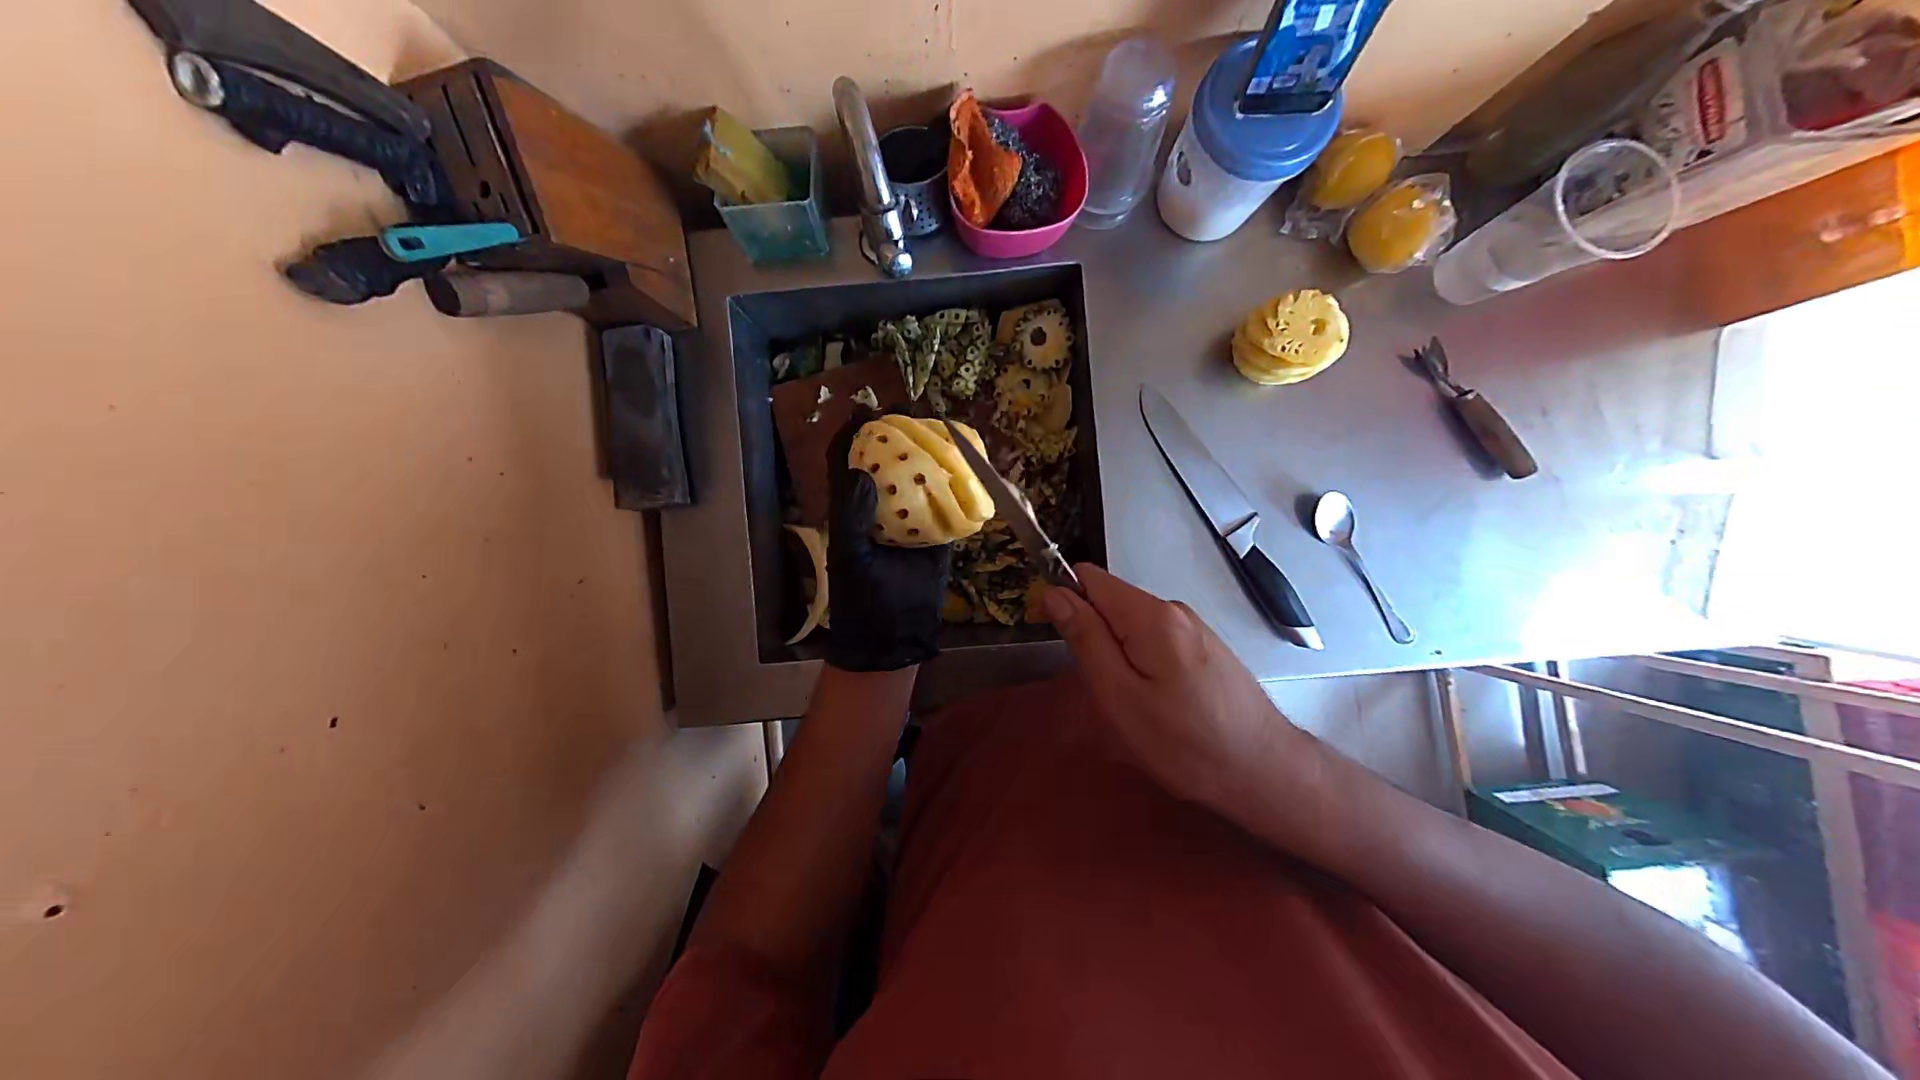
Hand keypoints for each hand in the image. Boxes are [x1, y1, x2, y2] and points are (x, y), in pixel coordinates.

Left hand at [823, 414, 951, 671]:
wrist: (894, 636)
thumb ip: (852, 517)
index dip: (851, 435)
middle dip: (896, 436)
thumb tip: (861, 472)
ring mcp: (908, 522)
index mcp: (850, 512)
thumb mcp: (851, 558)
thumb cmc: (863, 600)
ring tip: (941, 430)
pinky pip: (944, 505)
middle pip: (884, 464)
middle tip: (912, 412)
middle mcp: (878, 511)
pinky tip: (966, 468)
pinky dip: (953, 486)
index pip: (845, 464)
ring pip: (916, 480)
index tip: (864, 409)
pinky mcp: (935, 536)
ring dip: (926, 455)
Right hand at [1042, 564, 1298, 805]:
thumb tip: (1055, 593)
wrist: (1265, 772)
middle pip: (1112, 602)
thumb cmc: (1185, 743)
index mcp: (1151, 615)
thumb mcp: (1119, 695)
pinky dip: (1141, 663)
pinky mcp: (1206, 648)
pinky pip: (1155, 641)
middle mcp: (1175, 610)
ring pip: (1132, 625)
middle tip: (1098, 689)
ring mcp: (1195, 628)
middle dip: (1092, 635)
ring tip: (1129, 703)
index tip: (1052, 635)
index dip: (1062, 599)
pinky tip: (1156, 704)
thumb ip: (1086, 638)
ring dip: (1117, 654)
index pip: (1089, 578)